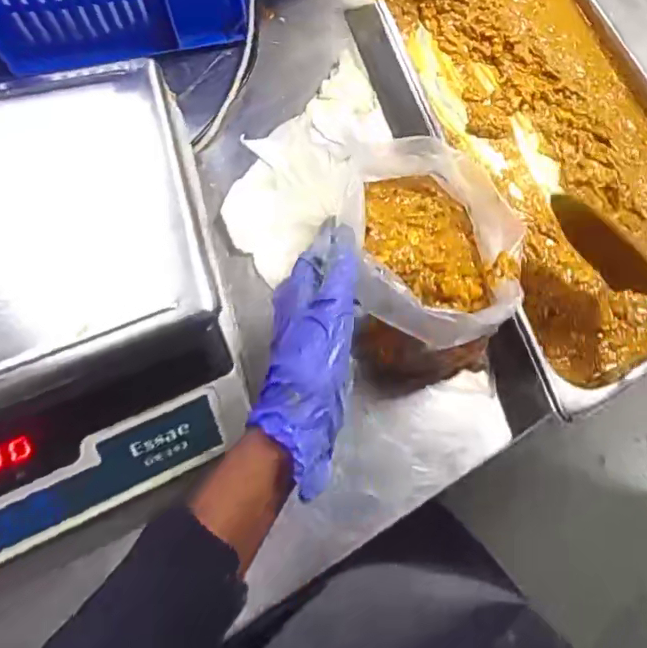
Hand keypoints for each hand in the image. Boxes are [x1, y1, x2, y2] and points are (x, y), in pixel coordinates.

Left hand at [249, 223, 357, 500]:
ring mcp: (304, 335)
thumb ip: (335, 285)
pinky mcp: (315, 353)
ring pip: (315, 297)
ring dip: (329, 280)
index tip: (339, 226)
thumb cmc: (313, 370)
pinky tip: (347, 306)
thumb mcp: (327, 321)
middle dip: (325, 259)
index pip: (309, 264)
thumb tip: (341, 247)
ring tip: (349, 267)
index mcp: (297, 303)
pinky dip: (336, 303)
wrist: (299, 421)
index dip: (323, 245)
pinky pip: (326, 317)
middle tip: (345, 242)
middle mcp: (297, 315)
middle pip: (309, 279)